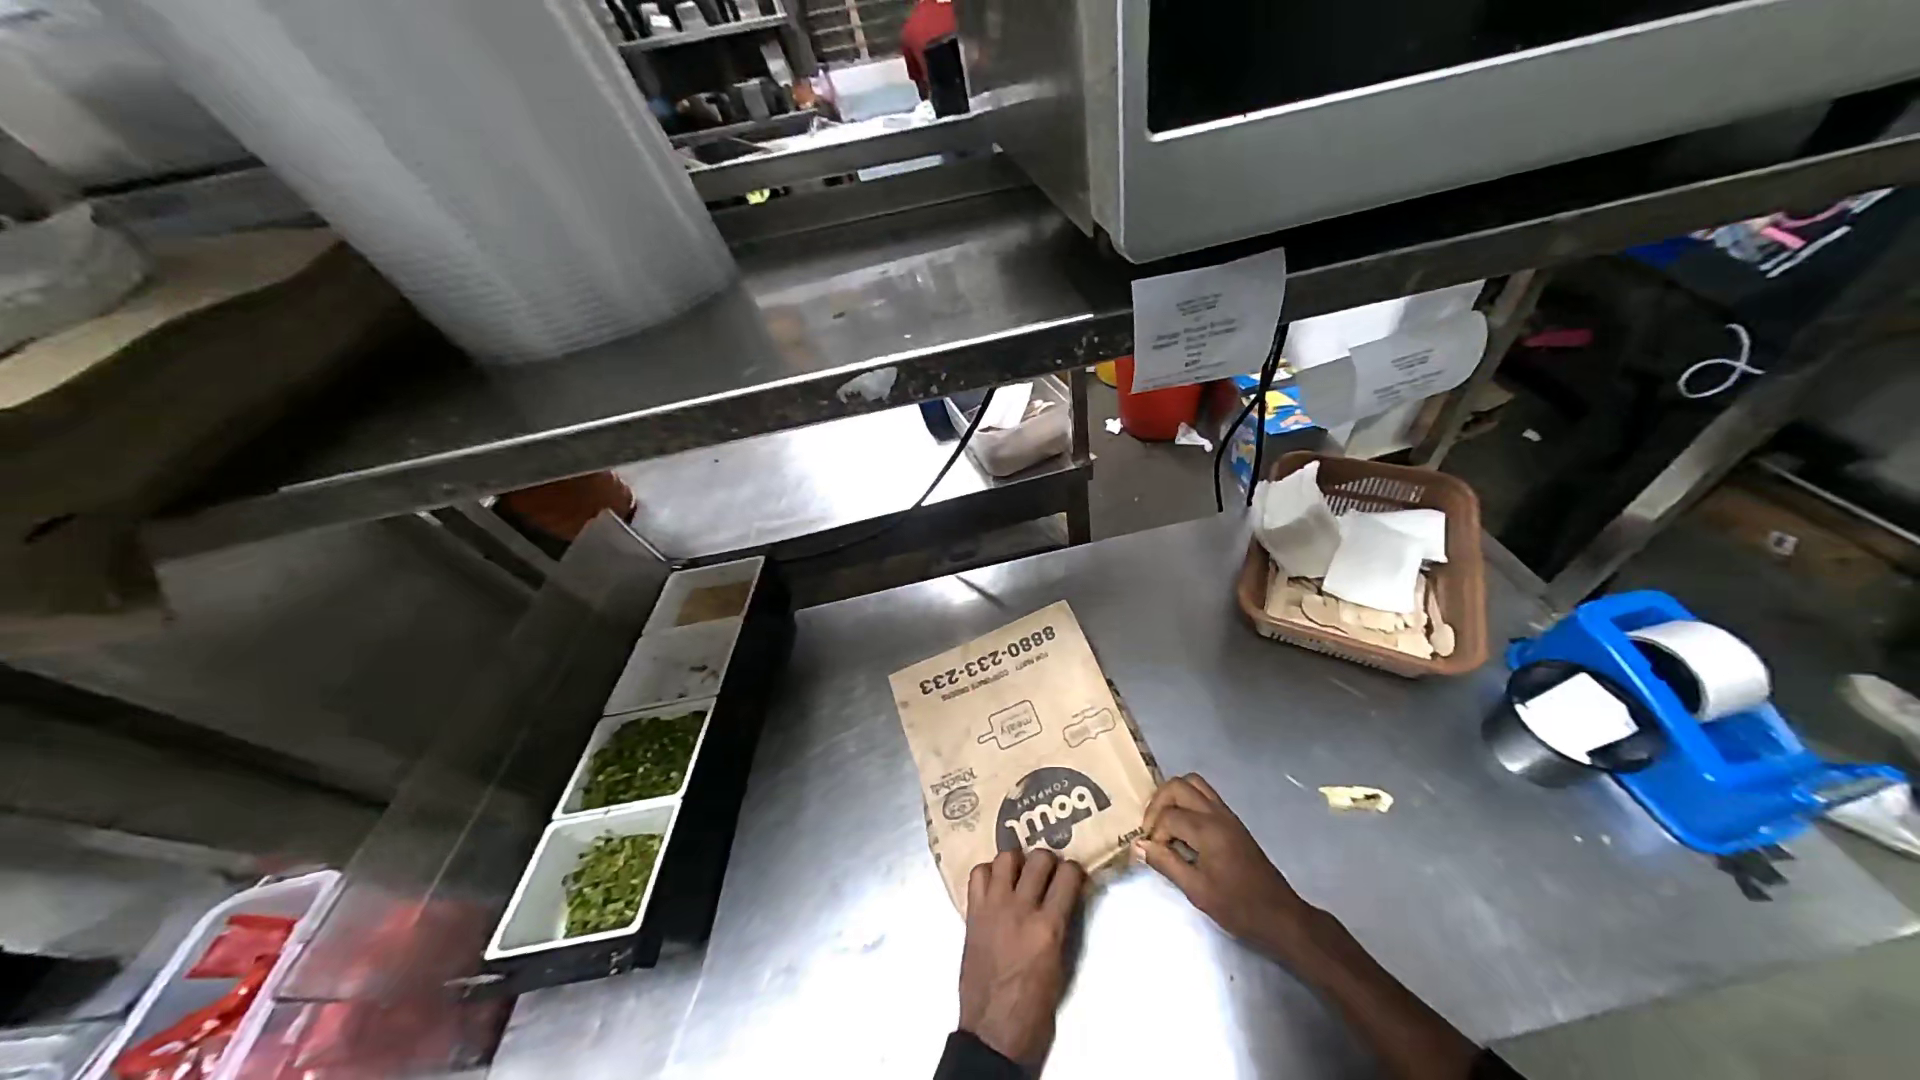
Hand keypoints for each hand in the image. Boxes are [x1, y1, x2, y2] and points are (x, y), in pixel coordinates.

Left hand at [958, 849, 1085, 1068]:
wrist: (993, 1029)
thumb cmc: (1034, 1007)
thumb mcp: (1060, 966)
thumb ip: (1062, 925)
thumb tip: (1066, 897)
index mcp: (1048, 927)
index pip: (1068, 876)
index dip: (1075, 870)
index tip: (1074, 874)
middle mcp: (1020, 909)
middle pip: (1039, 859)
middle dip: (1049, 860)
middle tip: (1049, 872)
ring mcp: (993, 907)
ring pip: (1006, 857)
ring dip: (1018, 861)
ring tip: (1021, 874)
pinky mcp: (973, 912)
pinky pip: (978, 874)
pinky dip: (989, 873)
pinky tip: (996, 885)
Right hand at [1137, 774, 1322, 961]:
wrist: (1280, 916)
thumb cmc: (1238, 907)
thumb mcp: (1196, 890)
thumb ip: (1166, 863)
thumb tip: (1139, 845)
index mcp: (1208, 829)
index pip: (1168, 816)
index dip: (1154, 833)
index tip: (1152, 853)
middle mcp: (1217, 814)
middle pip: (1177, 786)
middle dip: (1158, 804)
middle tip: (1153, 831)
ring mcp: (1227, 815)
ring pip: (1193, 784)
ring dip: (1173, 798)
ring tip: (1165, 824)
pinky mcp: (1232, 822)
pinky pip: (1205, 795)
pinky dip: (1188, 802)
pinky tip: (1184, 829)